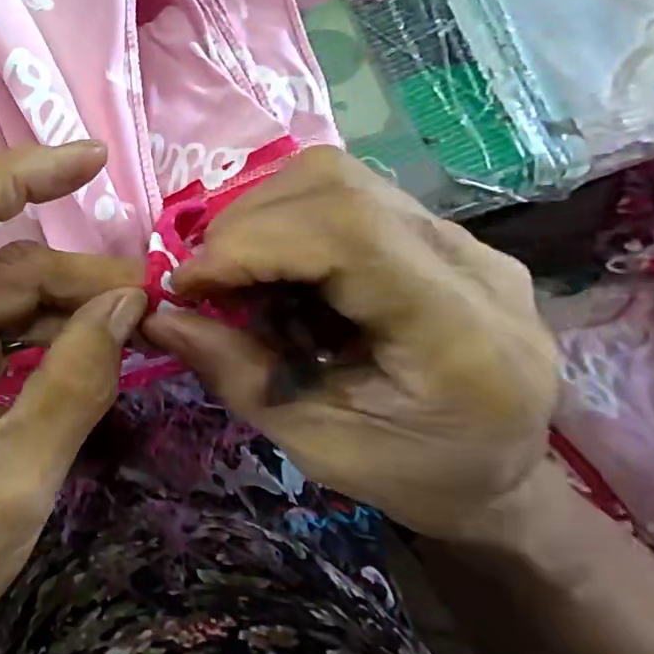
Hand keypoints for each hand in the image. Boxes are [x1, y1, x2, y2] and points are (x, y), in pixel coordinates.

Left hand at [0, 142, 144, 653]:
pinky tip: (96, 343)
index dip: (12, 176)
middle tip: (149, 295)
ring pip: (0, 288)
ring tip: (137, 322)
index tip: (89, 162)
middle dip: (71, 267)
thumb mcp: (23, 473)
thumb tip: (127, 302)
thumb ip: (76, 379)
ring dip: (68, 298)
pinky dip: (48, 327)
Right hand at [142, 146, 557, 539]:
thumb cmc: (410, 475)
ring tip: (233, 273)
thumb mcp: (312, 443)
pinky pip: (343, 194)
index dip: (251, 245)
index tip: (186, 285)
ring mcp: (458, 240)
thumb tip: (156, 316)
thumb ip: (234, 373)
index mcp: (459, 335)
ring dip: (257, 216)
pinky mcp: (433, 232)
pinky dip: (281, 219)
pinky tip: (271, 269)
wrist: (497, 473)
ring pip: (336, 178)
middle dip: (241, 227)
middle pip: (337, 190)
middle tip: (200, 283)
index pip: (349, 236)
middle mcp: (470, 265)